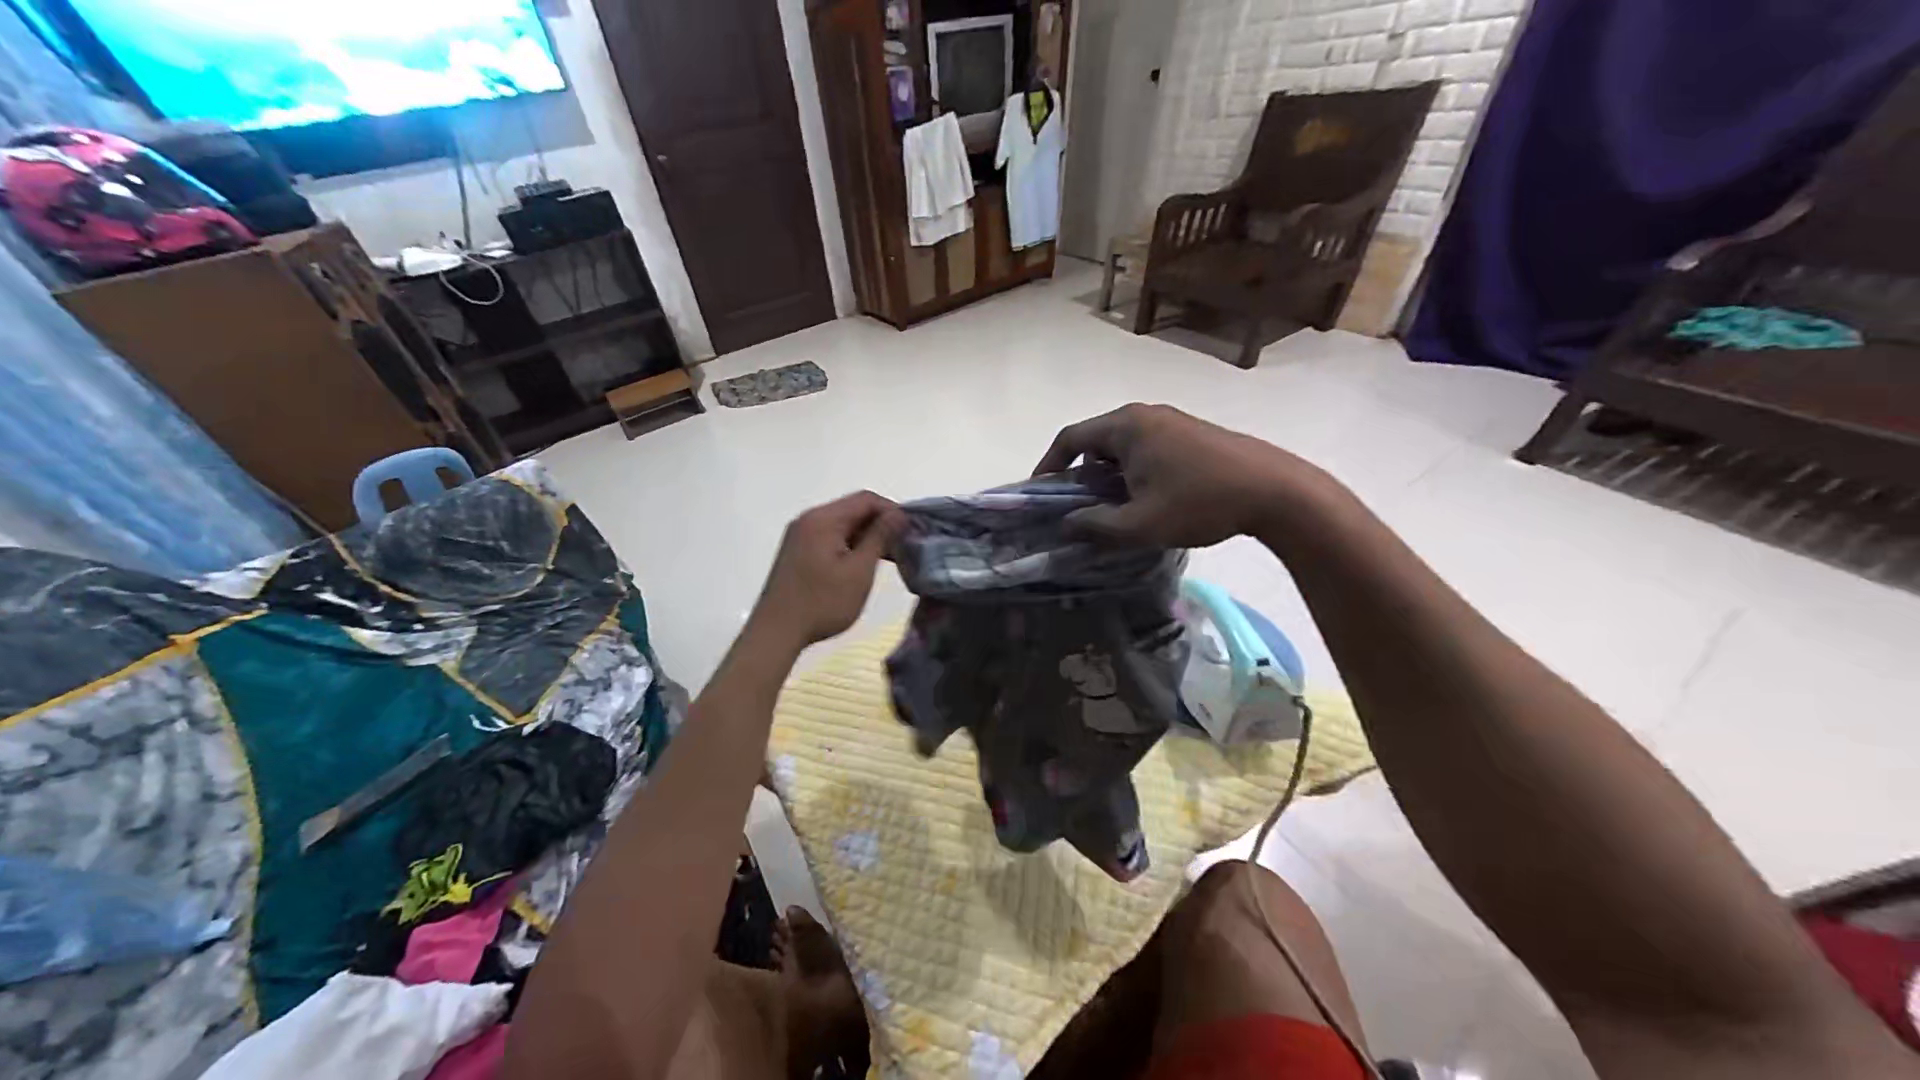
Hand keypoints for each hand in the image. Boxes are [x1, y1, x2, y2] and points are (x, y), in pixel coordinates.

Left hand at [750, 491, 905, 647]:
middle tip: (904, 546)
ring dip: (866, 536)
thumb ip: (880, 537)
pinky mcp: (797, 551)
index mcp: (823, 519)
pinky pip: (830, 537)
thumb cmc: (822, 603)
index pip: (866, 499)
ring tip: (889, 557)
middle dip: (881, 523)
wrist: (776, 633)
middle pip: (852, 509)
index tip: (912, 531)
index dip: (893, 510)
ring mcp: (799, 535)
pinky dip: (850, 545)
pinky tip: (863, 565)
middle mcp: (808, 519)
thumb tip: (899, 514)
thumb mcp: (859, 571)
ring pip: (842, 524)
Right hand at [1034, 403, 1326, 547]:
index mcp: (1126, 426)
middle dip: (1081, 476)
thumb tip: (1067, 524)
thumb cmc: (1200, 503)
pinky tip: (1146, 501)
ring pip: (1123, 447)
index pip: (1070, 438)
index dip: (1049, 466)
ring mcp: (1172, 421)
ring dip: (1109, 478)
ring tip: (1112, 511)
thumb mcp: (1140, 524)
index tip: (1039, 495)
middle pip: (1096, 441)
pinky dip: (1134, 473)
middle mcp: (1145, 414)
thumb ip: (1096, 525)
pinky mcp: (1192, 434)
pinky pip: (1147, 449)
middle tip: (1077, 510)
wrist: (1276, 492)